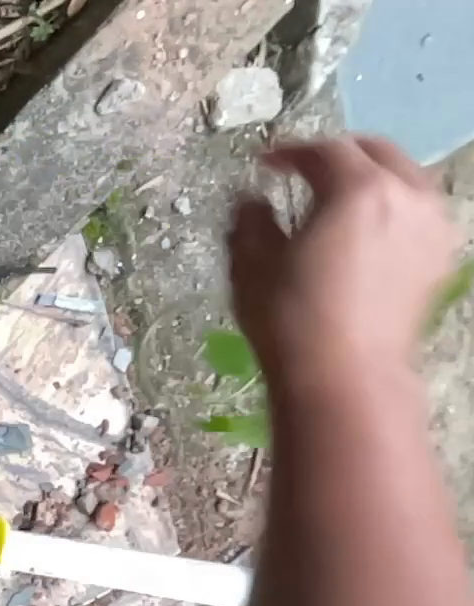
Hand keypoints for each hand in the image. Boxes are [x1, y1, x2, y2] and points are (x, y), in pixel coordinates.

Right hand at [228, 137, 460, 388]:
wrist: (343, 368)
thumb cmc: (286, 318)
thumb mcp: (250, 269)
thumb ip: (251, 224)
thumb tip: (250, 200)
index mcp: (356, 193)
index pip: (325, 152)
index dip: (290, 152)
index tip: (263, 162)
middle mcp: (406, 194)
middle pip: (377, 152)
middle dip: (336, 154)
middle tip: (300, 169)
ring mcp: (432, 221)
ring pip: (403, 177)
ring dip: (366, 178)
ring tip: (330, 200)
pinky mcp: (439, 250)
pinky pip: (415, 209)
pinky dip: (385, 206)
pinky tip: (358, 231)